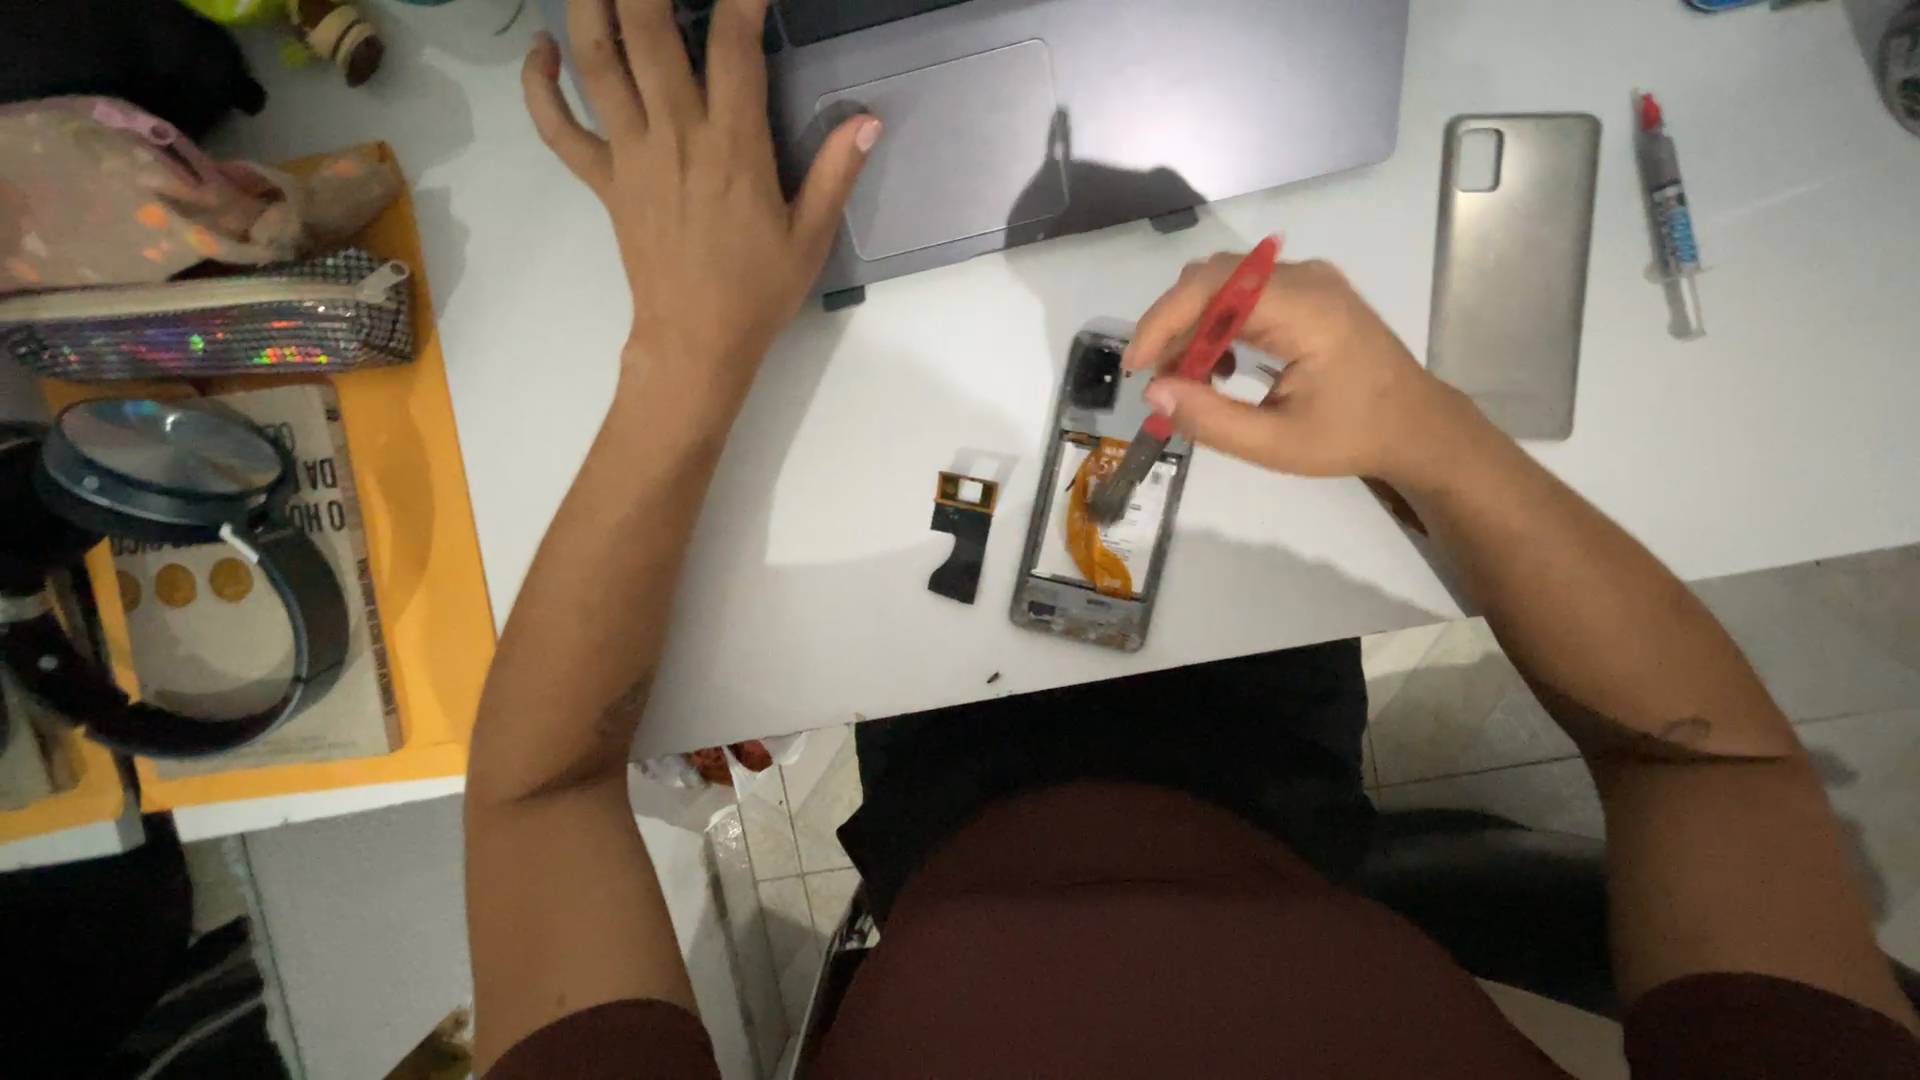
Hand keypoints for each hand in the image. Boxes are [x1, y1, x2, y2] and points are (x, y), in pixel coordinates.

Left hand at [522, 0, 880, 414]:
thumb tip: (868, 122)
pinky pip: (558, 127)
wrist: (697, 341)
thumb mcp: (810, 239)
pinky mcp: (604, 182)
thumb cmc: (758, 293)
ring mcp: (631, 155)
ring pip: (596, 61)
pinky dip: (539, 85)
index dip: (740, 0)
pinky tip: (542, 51)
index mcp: (733, 148)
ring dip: (591, 5)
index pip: (734, 47)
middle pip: (647, 31)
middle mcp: (675, 136)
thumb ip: (835, 175)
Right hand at [1123, 251, 1484, 490]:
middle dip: (1173, 327)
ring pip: (1222, 284)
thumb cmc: (1350, 437)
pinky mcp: (1306, 292)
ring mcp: (1308, 280)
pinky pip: (1243, 294)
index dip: (1163, 319)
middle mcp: (1305, 279)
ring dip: (1192, 329)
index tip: (1137, 366)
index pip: (1213, 285)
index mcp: (1305, 310)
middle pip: (1212, 278)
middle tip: (1160, 382)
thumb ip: (1210, 419)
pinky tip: (1218, 369)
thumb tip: (1153, 394)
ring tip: (1188, 382)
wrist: (1415, 424)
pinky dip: (1215, 327)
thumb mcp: (1274, 444)